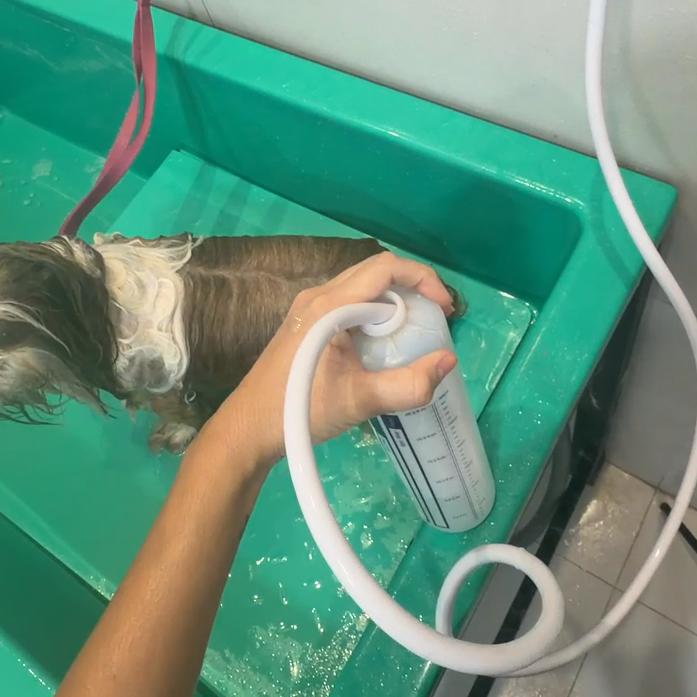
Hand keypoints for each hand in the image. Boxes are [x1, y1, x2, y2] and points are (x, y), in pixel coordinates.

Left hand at [206, 252, 458, 471]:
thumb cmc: (300, 411)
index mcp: (330, 305)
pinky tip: (383, 342)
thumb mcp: (361, 401)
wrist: (249, 429)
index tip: (444, 308)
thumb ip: (407, 384)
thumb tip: (448, 361)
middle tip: (435, 318)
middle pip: (375, 270)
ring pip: (362, 285)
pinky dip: (376, 310)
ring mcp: (309, 307)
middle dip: (412, 286)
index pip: (385, 268)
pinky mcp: (307, 322)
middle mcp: (318, 296)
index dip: (421, 277)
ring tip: (414, 329)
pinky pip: (350, 300)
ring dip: (394, 299)